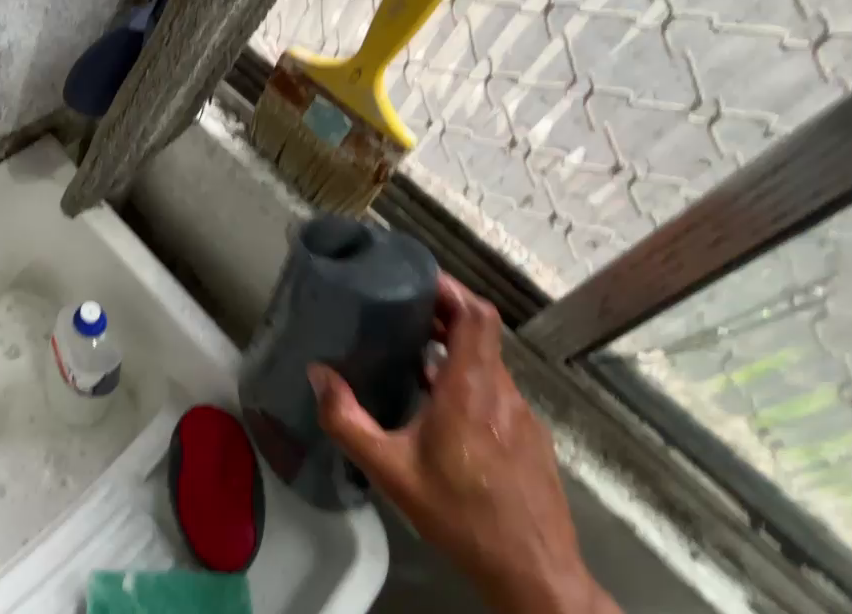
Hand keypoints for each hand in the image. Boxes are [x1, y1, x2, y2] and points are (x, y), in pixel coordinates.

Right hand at [308, 274, 617, 613]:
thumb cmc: (459, 516)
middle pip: (481, 333)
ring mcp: (522, 416)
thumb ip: (346, 419)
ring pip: (488, 363)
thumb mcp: (389, 470)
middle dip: (443, 313)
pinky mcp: (530, 438)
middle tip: (401, 309)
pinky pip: (496, 390)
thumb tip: (318, 374)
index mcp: (471, 390)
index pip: (476, 316)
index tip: (417, 278)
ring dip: (454, 347)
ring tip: (412, 351)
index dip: (451, 289)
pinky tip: (438, 404)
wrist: (534, 573)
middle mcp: (502, 393)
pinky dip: (467, 378)